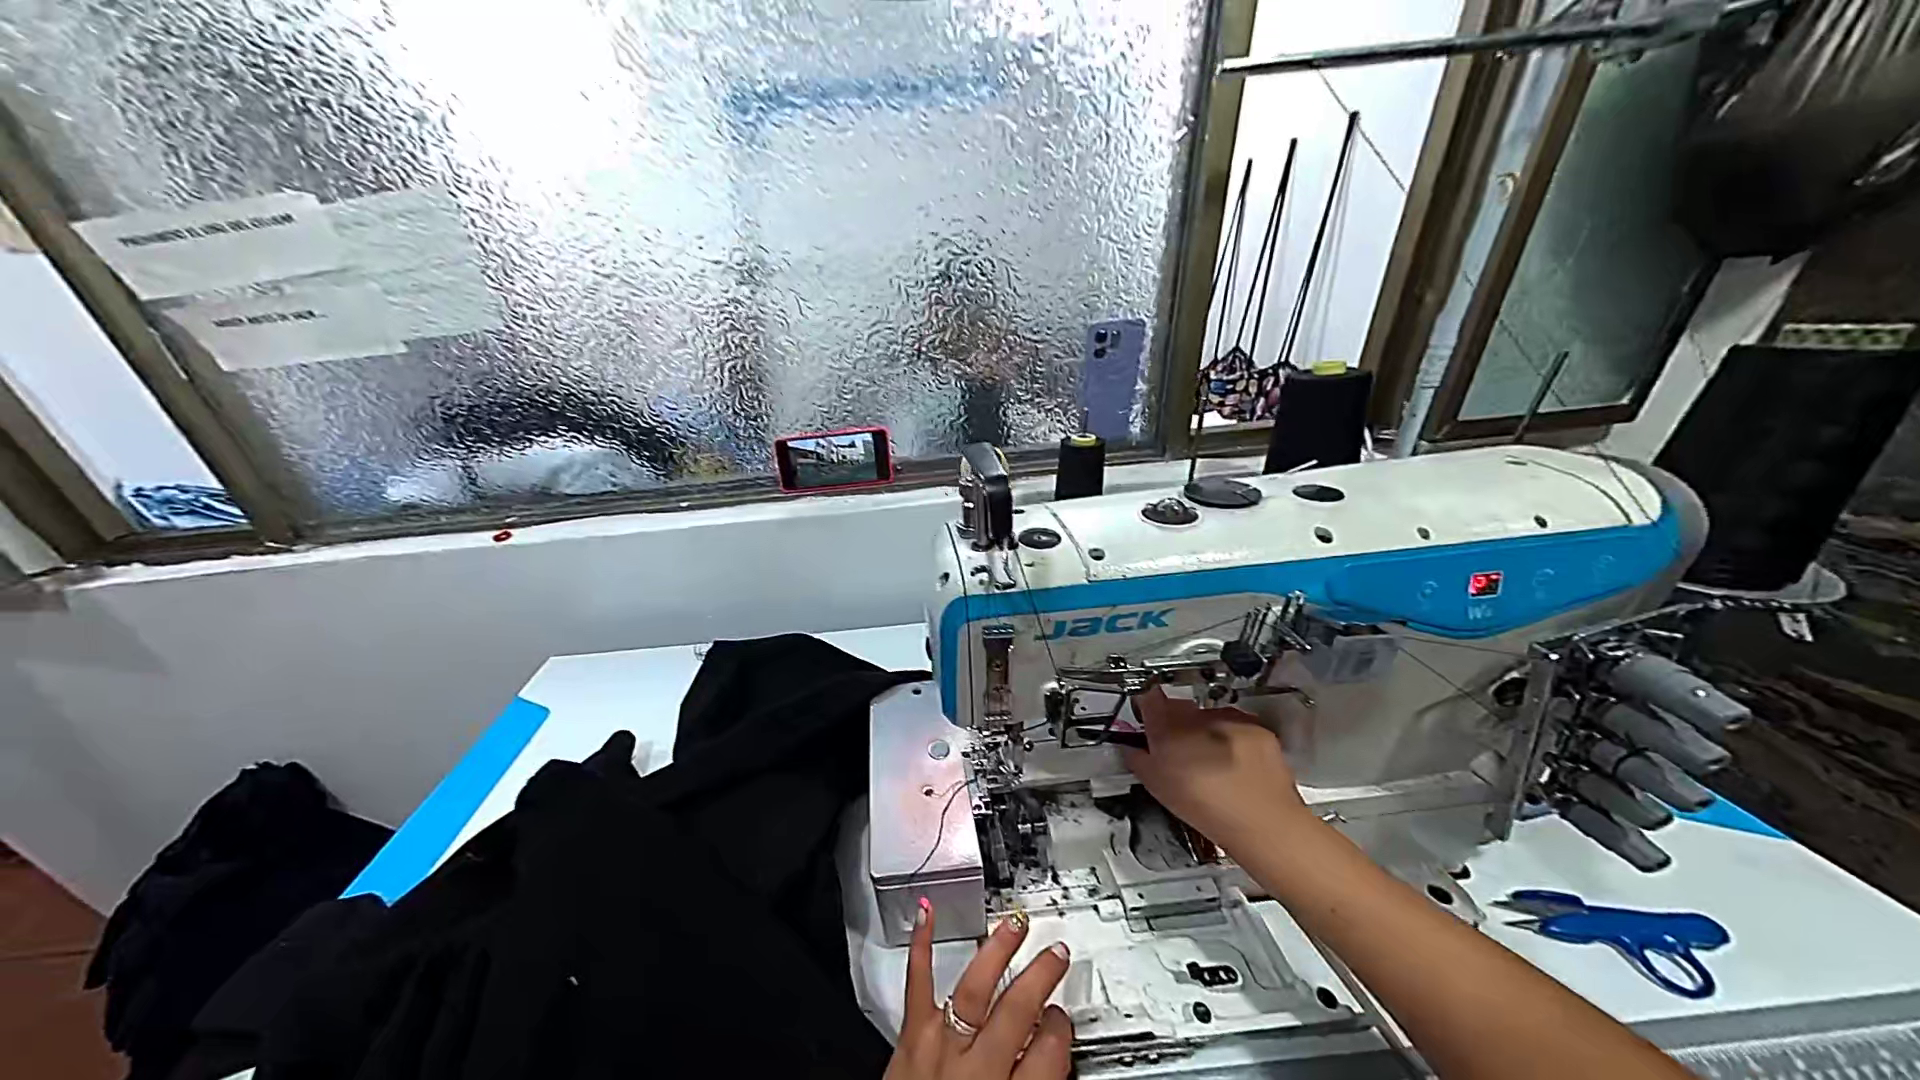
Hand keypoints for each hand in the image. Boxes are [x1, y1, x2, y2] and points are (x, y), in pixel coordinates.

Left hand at [884, 900, 1072, 1079]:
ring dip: (996, 951)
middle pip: (1016, 1013)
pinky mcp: (908, 1040)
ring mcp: (937, 1052)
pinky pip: (916, 986)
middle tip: (1057, 954)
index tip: (1063, 1018)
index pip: (1049, 1056)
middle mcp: (973, 1073)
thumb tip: (1053, 1058)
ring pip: (972, 990)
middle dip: (1040, 979)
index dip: (1062, 1031)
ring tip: (1014, 924)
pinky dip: (921, 946)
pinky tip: (927, 914)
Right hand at [1120, 685, 1309, 847]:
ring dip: (1205, 731)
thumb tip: (1131, 749)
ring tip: (1209, 762)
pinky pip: (1236, 724)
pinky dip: (1232, 737)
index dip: (1146, 705)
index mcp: (1167, 729)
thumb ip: (1139, 759)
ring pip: (1207, 716)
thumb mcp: (1157, 787)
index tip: (1147, 715)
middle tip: (1178, 749)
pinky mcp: (1255, 727)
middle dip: (1176, 723)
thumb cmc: (1212, 811)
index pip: (1149, 700)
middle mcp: (1198, 718)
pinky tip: (1233, 763)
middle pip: (1179, 707)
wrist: (1264, 824)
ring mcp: (1228, 720)